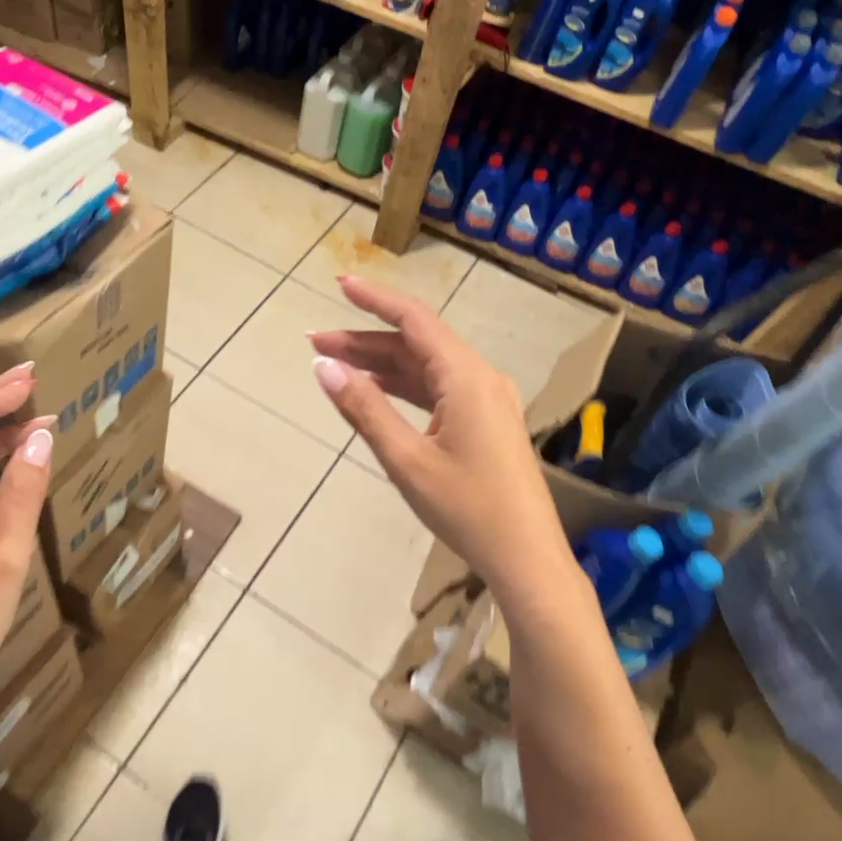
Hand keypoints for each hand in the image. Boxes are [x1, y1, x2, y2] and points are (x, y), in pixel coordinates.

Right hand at [309, 276, 567, 587]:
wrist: (526, 556)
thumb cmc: (467, 508)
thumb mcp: (407, 460)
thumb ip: (364, 410)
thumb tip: (323, 367)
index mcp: (465, 377)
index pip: (414, 320)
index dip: (374, 299)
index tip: (339, 284)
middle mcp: (480, 377)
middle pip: (417, 344)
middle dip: (365, 340)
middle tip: (315, 344)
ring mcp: (488, 400)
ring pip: (427, 368)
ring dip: (382, 365)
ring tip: (334, 367)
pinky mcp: (487, 422)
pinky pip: (439, 390)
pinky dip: (404, 387)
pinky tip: (374, 393)